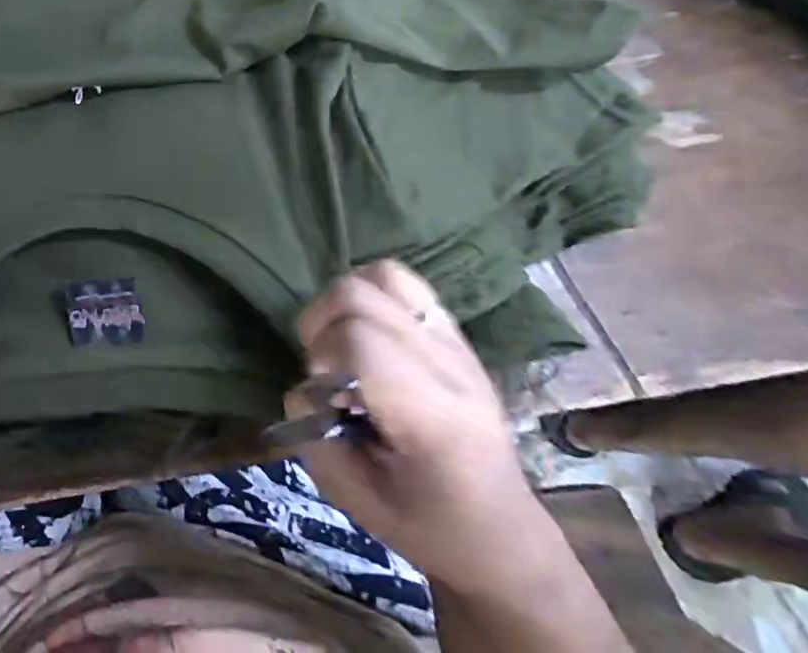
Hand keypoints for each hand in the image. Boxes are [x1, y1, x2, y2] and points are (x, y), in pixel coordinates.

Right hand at [289, 261, 544, 593]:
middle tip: (327, 370)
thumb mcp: (352, 495)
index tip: (328, 399)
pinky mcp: (454, 334)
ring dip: (345, 303)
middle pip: (359, 295)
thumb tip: (306, 387)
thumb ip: (313, 432)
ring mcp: (456, 343)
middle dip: (322, 325)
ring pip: (382, 275)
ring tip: (342, 343)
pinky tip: (366, 333)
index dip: (322, 359)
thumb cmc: (426, 524)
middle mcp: (448, 366)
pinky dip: (370, 294)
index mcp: (432, 415)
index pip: (358, 339)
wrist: (501, 532)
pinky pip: (402, 283)